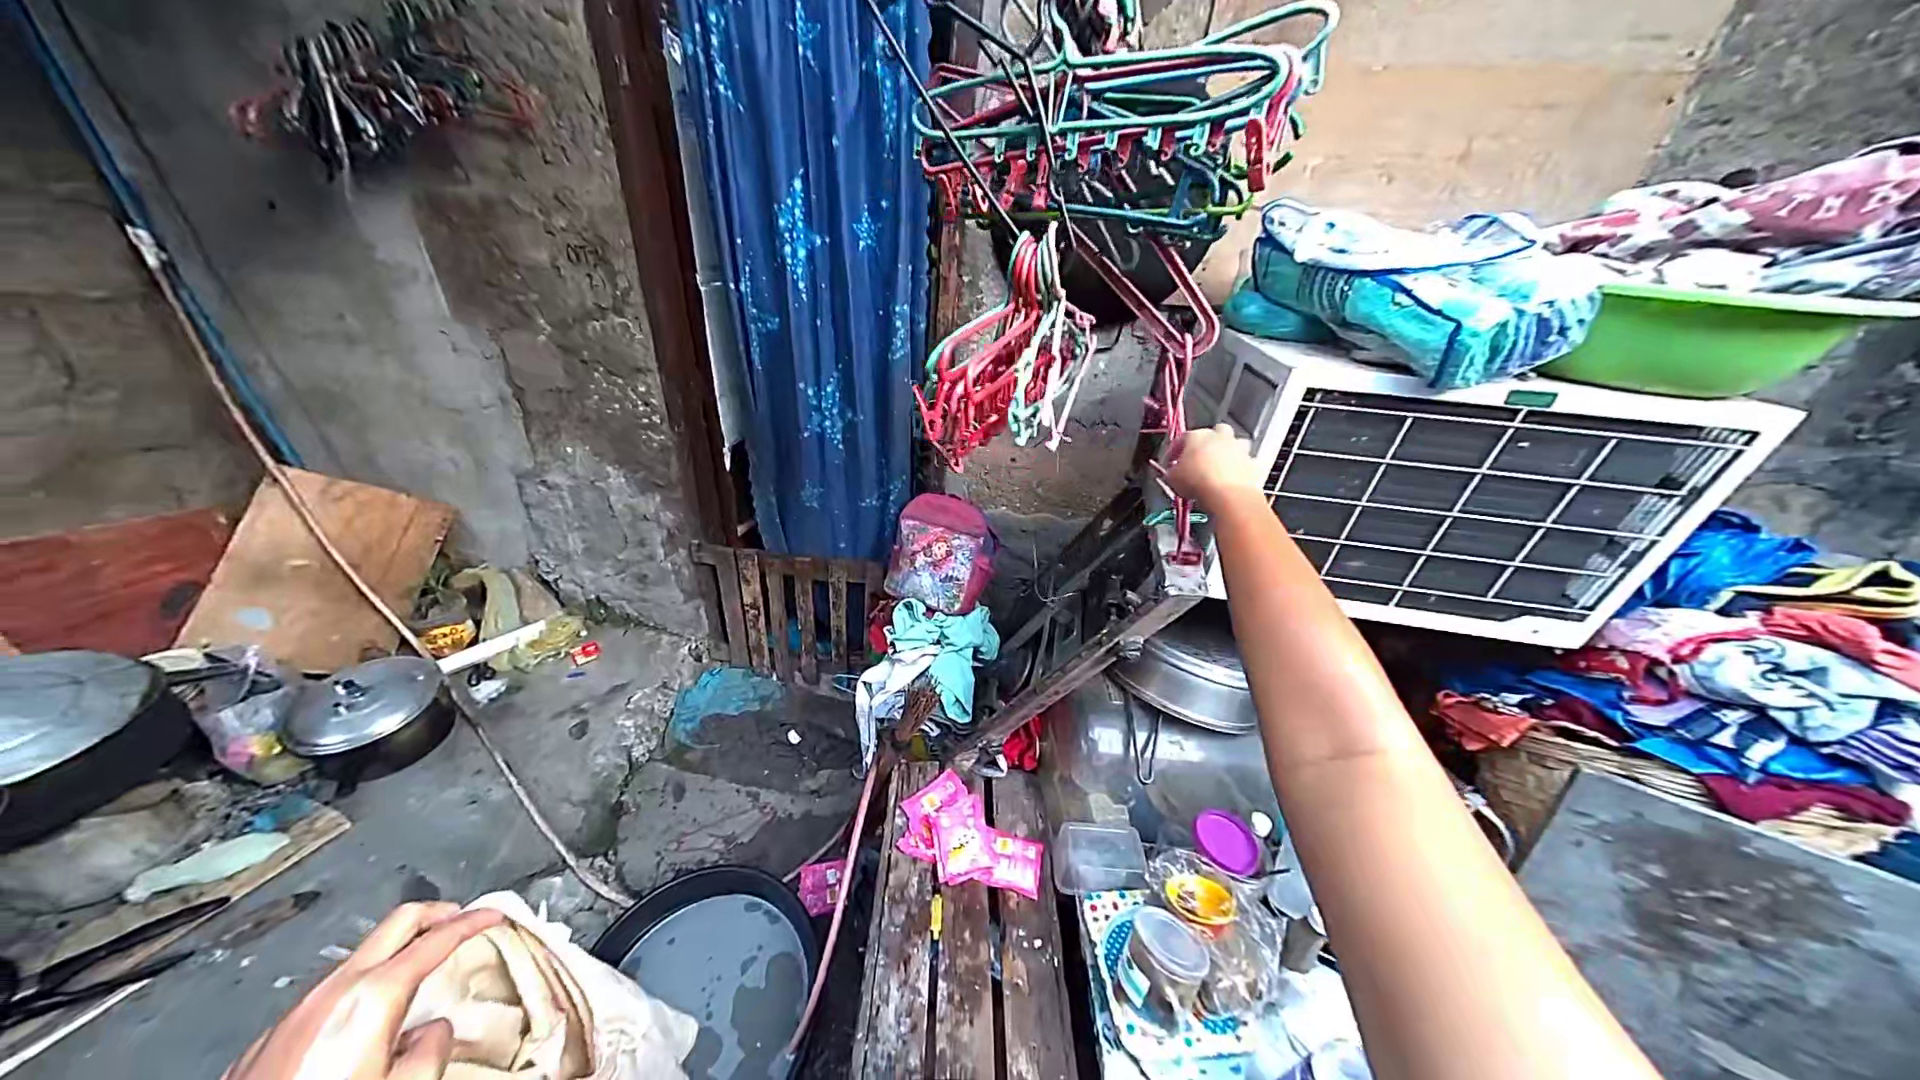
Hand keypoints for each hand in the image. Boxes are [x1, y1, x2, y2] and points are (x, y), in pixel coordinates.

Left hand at [224, 902, 504, 1079]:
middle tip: (464, 922)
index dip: (475, 920)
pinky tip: (364, 1020)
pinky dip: (362, 984)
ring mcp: (294, 1013)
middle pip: (398, 922)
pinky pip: (328, 992)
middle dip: (439, 913)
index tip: (497, 914)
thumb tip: (431, 1030)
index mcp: (374, 995)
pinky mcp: (266, 1041)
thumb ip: (433, 1047)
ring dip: (399, 950)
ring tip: (420, 970)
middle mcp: (334, 990)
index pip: (439, 938)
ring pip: (361, 955)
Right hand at [1165, 423, 1261, 508]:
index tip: (1169, 463)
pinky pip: (1245, 462)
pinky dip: (1240, 469)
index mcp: (1196, 435)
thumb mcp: (1172, 478)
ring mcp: (1239, 448)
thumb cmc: (1196, 482)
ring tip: (1217, 469)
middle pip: (1214, 433)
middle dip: (1207, 443)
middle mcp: (1220, 436)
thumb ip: (1171, 471)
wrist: (1228, 495)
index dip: (1173, 451)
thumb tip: (1172, 472)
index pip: (1181, 439)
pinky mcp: (1253, 463)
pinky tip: (1232, 480)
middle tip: (1199, 459)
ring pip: (1233, 444)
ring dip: (1226, 453)